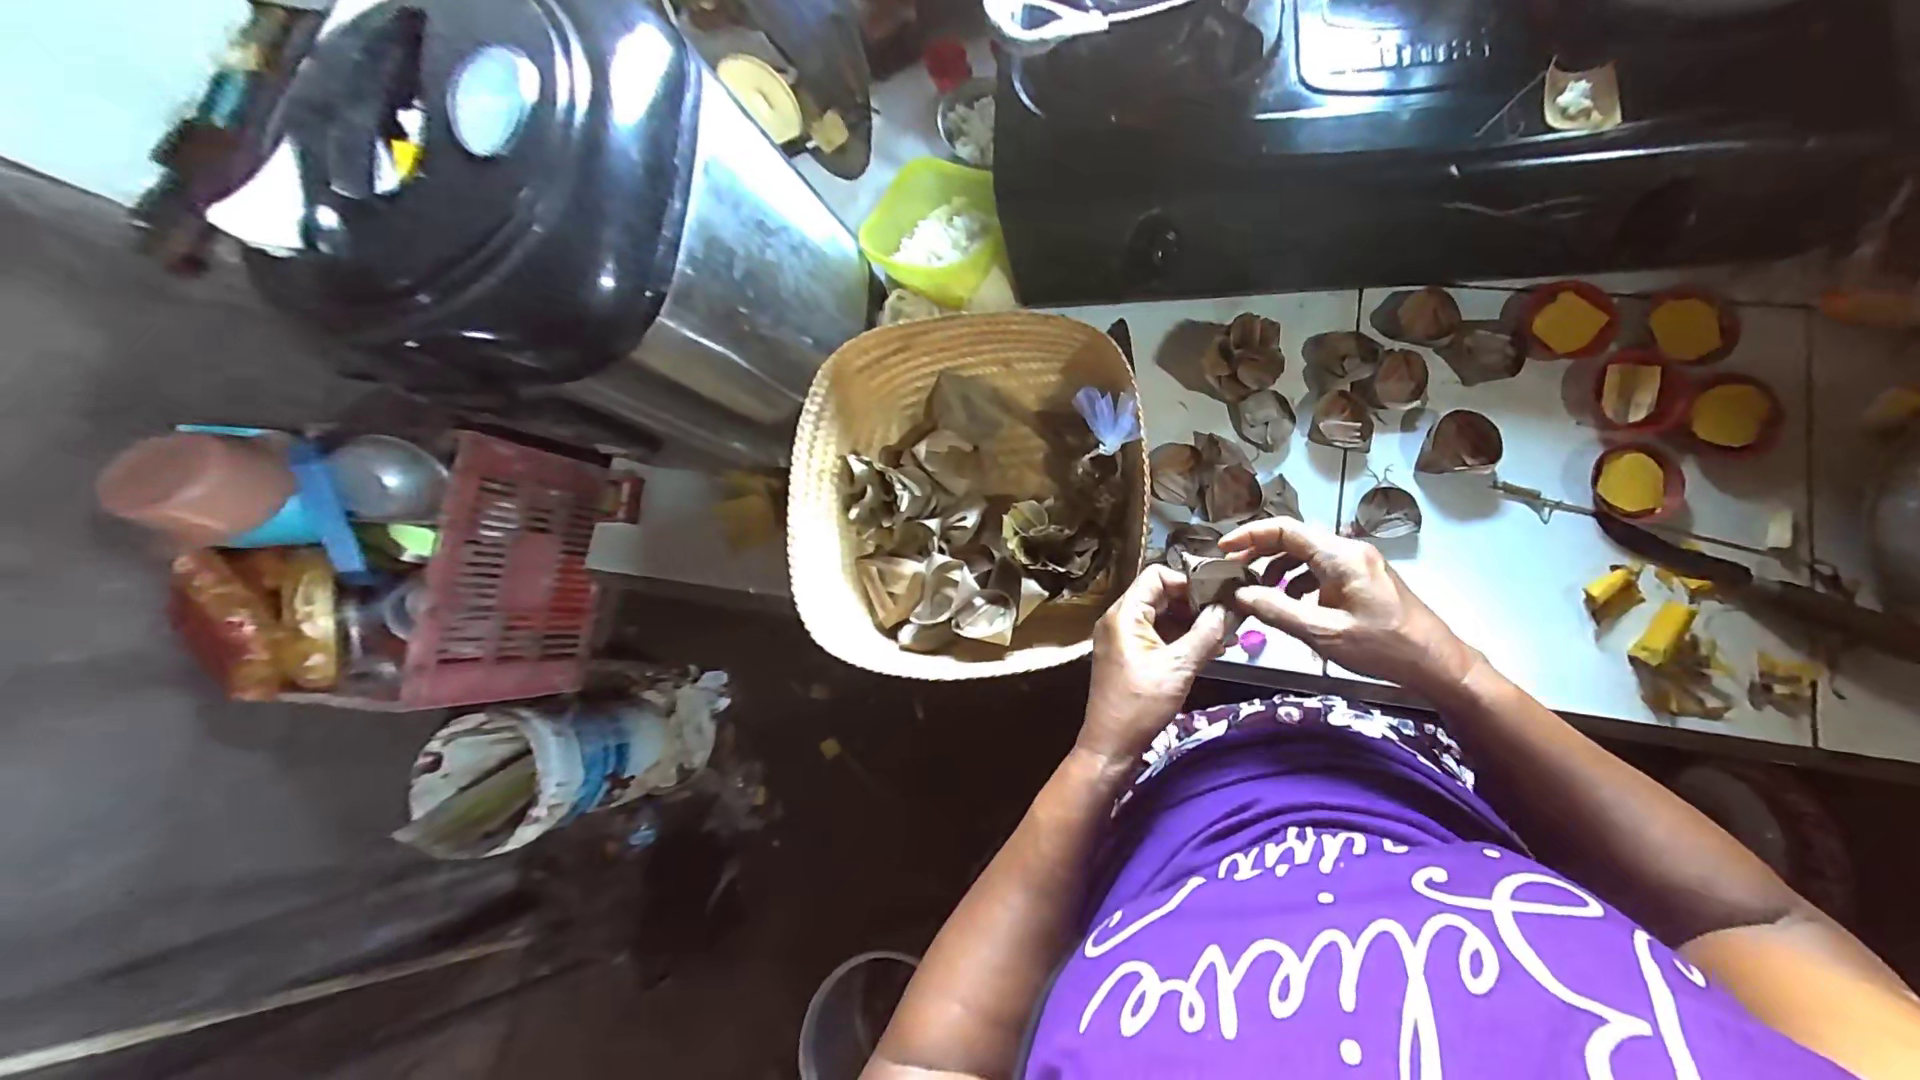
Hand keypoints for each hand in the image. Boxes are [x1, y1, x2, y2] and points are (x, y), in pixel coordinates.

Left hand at [1078, 565, 1238, 768]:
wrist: (1111, 743)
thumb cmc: (1141, 703)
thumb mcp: (1180, 666)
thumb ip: (1206, 633)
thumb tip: (1228, 608)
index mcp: (1124, 614)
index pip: (1157, 575)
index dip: (1189, 581)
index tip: (1218, 596)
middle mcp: (1118, 618)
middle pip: (1160, 593)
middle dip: (1194, 603)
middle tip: (1227, 616)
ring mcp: (1121, 636)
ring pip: (1160, 615)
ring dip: (1191, 622)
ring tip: (1224, 636)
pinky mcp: (1127, 653)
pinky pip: (1156, 634)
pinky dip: (1180, 638)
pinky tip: (1207, 650)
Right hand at [1220, 517, 1481, 693]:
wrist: (1439, 665)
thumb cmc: (1385, 648)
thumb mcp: (1324, 633)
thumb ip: (1277, 610)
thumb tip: (1239, 595)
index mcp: (1340, 556)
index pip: (1283, 529)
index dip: (1248, 536)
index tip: (1222, 551)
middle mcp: (1348, 551)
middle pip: (1292, 539)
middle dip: (1258, 553)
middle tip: (1231, 573)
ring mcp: (1357, 565)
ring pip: (1304, 555)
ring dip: (1275, 568)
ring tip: (1255, 591)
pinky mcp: (1361, 580)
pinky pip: (1318, 570)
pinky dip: (1294, 581)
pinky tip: (1287, 603)